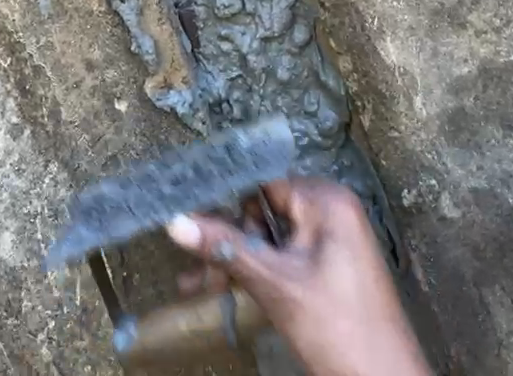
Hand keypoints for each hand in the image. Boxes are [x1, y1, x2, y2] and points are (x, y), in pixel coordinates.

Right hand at [166, 177, 430, 375]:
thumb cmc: (337, 329)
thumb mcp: (274, 284)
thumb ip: (225, 247)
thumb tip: (175, 221)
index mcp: (326, 200)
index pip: (261, 184)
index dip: (225, 201)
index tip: (188, 218)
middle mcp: (330, 210)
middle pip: (261, 213)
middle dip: (228, 242)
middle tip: (197, 273)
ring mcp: (331, 239)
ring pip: (268, 238)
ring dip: (236, 261)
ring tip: (200, 286)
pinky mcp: (327, 266)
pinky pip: (283, 257)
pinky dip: (256, 272)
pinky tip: (223, 289)